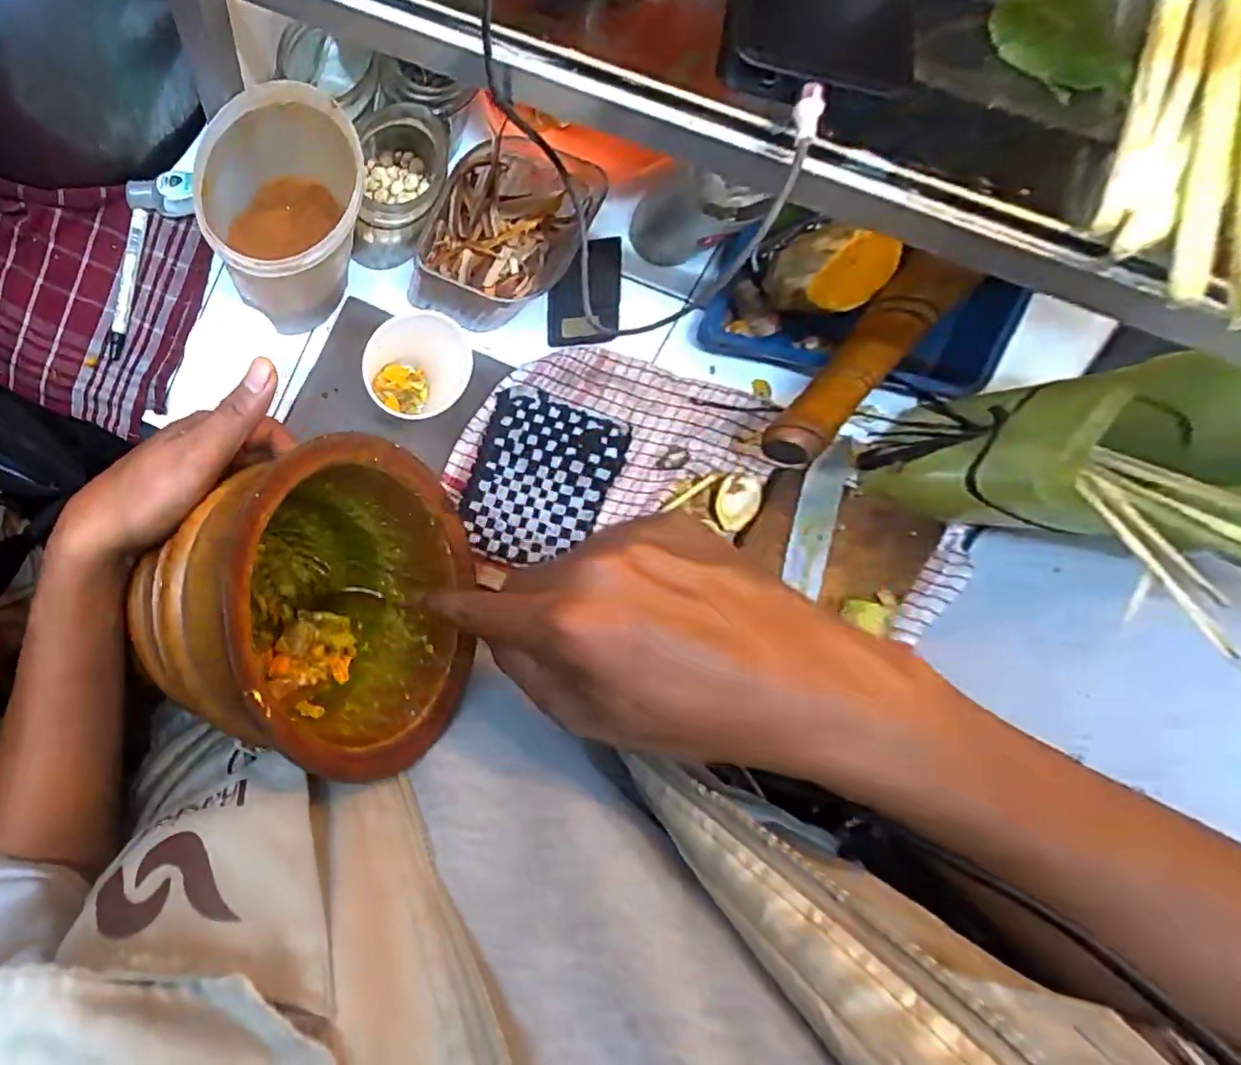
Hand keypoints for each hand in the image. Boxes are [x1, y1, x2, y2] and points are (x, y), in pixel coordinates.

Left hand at [50, 358, 295, 569]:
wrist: (98, 536)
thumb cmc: (151, 493)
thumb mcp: (201, 453)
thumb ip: (237, 414)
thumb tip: (268, 362)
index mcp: (205, 426)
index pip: (264, 426)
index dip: (289, 449)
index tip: (307, 484)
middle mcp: (198, 444)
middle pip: (251, 451)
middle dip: (276, 472)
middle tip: (296, 506)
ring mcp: (187, 473)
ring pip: (237, 474)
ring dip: (258, 490)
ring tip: (275, 519)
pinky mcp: (179, 500)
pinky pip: (221, 495)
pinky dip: (239, 505)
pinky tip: (242, 525)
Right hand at [424, 513, 974, 783]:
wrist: (811, 683)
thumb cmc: (697, 719)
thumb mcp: (597, 722)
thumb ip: (532, 676)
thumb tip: (504, 638)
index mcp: (569, 623)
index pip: (485, 609)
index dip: (453, 607)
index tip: (430, 599)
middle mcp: (590, 565)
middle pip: (526, 580)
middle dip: (533, 608)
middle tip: (574, 641)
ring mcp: (632, 535)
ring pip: (570, 559)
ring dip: (578, 586)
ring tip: (634, 620)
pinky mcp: (669, 519)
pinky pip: (616, 543)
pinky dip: (620, 568)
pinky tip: (667, 595)